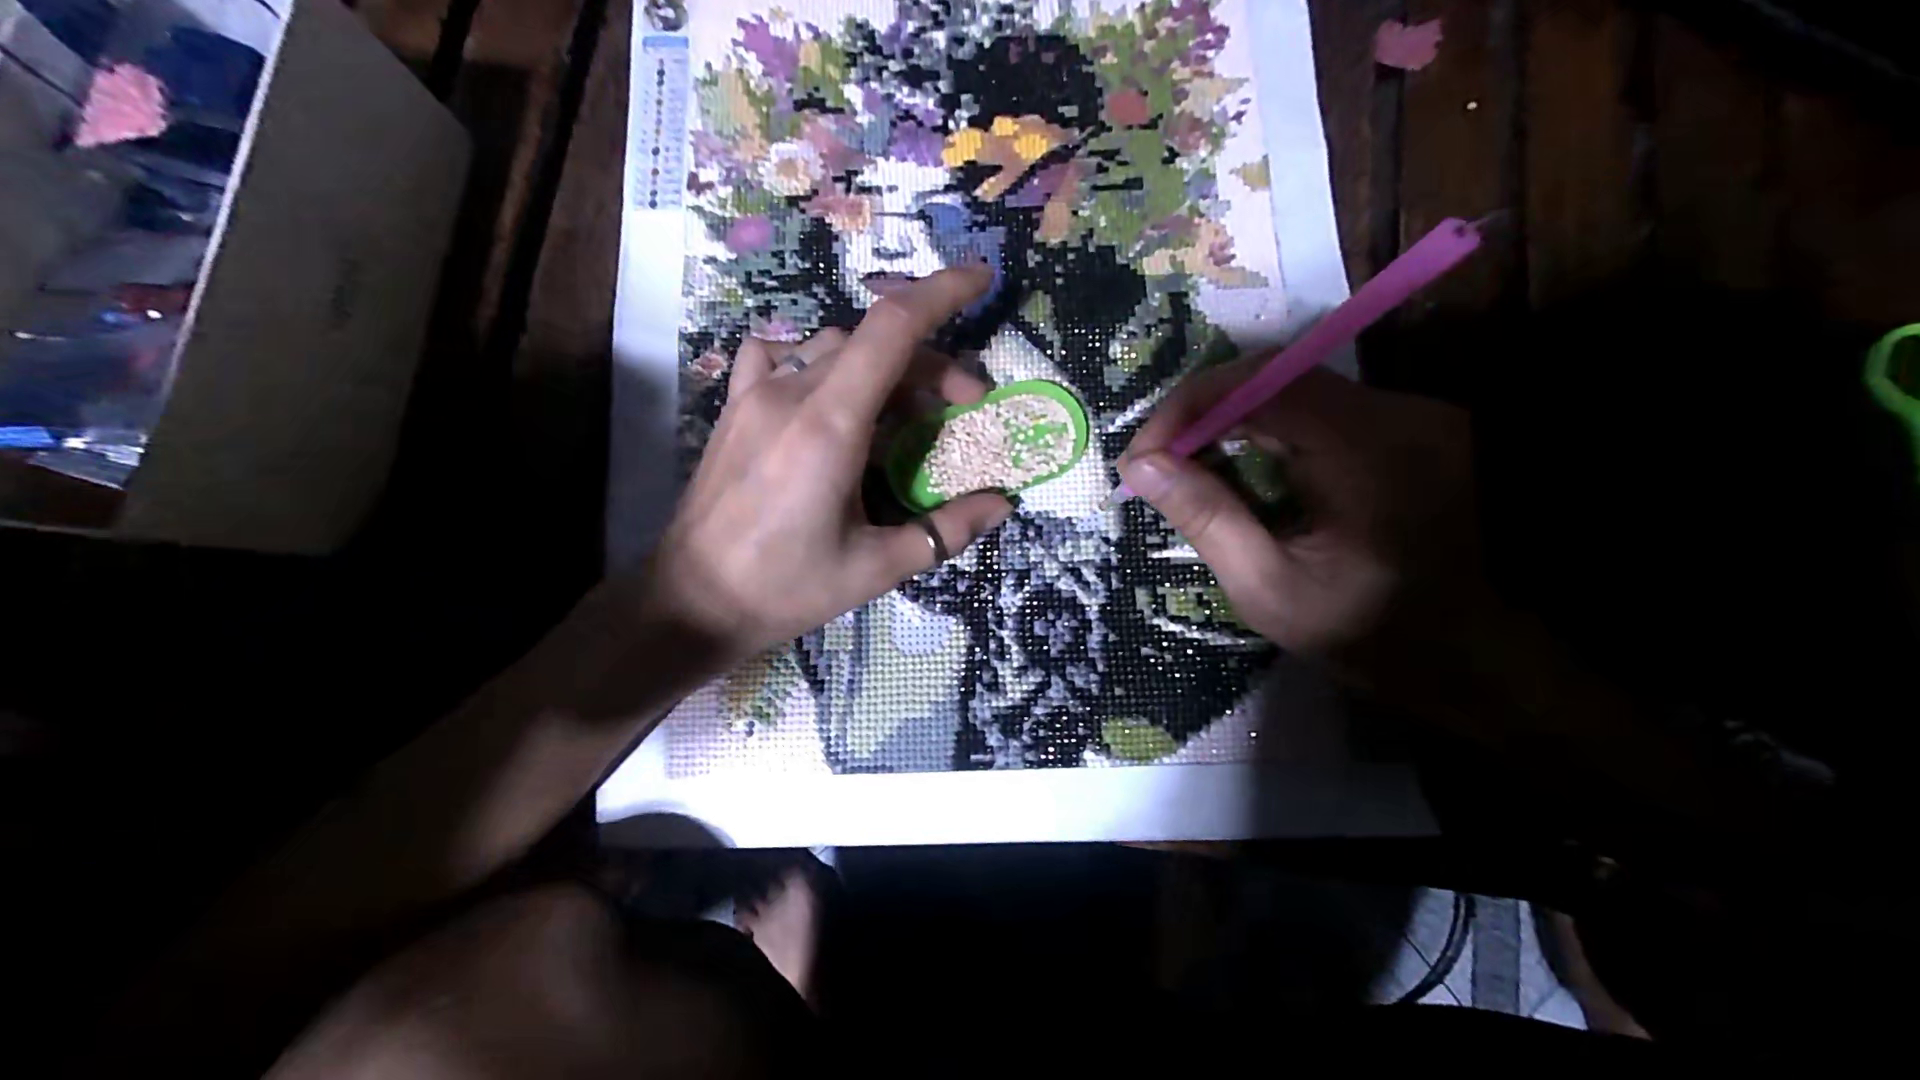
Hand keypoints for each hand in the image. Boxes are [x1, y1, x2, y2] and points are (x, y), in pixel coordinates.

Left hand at [641, 266, 1014, 665]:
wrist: (691, 601)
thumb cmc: (785, 589)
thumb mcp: (876, 568)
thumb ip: (945, 531)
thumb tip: (1004, 502)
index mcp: (829, 425)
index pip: (893, 328)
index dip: (942, 292)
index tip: (982, 280)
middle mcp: (791, 392)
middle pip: (873, 341)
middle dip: (931, 363)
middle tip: (963, 410)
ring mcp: (755, 394)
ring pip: (833, 345)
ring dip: (882, 365)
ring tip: (904, 412)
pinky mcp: (735, 407)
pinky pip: (781, 355)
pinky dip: (820, 360)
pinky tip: (827, 394)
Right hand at [1118, 359, 1479, 660]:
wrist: (1459, 655)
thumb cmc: (1360, 631)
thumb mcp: (1265, 586)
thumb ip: (1205, 517)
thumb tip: (1139, 464)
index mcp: (1368, 451)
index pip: (1266, 383)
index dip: (1193, 404)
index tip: (1143, 453)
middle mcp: (1396, 415)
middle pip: (1278, 377)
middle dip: (1203, 412)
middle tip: (1153, 460)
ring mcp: (1407, 417)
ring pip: (1292, 390)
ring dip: (1228, 420)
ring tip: (1183, 465)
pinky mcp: (1403, 429)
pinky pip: (1315, 411)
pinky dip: (1263, 431)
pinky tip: (1235, 467)